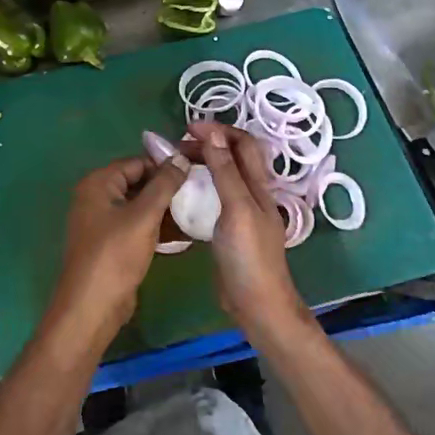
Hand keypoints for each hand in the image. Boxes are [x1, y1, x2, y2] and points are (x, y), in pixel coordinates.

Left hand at [46, 154, 187, 335]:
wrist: (93, 307)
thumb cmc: (115, 255)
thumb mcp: (144, 216)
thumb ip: (164, 184)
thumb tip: (181, 158)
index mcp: (98, 184)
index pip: (137, 162)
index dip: (165, 165)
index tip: (195, 170)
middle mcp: (97, 197)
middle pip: (138, 183)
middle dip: (167, 188)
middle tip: (200, 191)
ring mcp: (103, 222)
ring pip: (140, 206)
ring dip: (166, 210)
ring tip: (198, 210)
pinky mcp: (112, 244)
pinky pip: (138, 227)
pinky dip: (157, 228)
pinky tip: (185, 233)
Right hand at [188, 123, 309, 335]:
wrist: (257, 304)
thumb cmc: (249, 256)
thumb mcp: (237, 208)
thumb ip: (226, 171)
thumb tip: (214, 133)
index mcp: (259, 185)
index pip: (243, 143)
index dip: (219, 130)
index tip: (188, 129)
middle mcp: (253, 193)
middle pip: (232, 157)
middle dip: (207, 145)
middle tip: (175, 148)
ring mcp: (242, 212)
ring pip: (223, 176)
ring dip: (202, 164)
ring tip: (175, 164)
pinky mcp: (230, 229)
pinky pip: (214, 198)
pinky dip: (199, 187)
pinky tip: (181, 194)